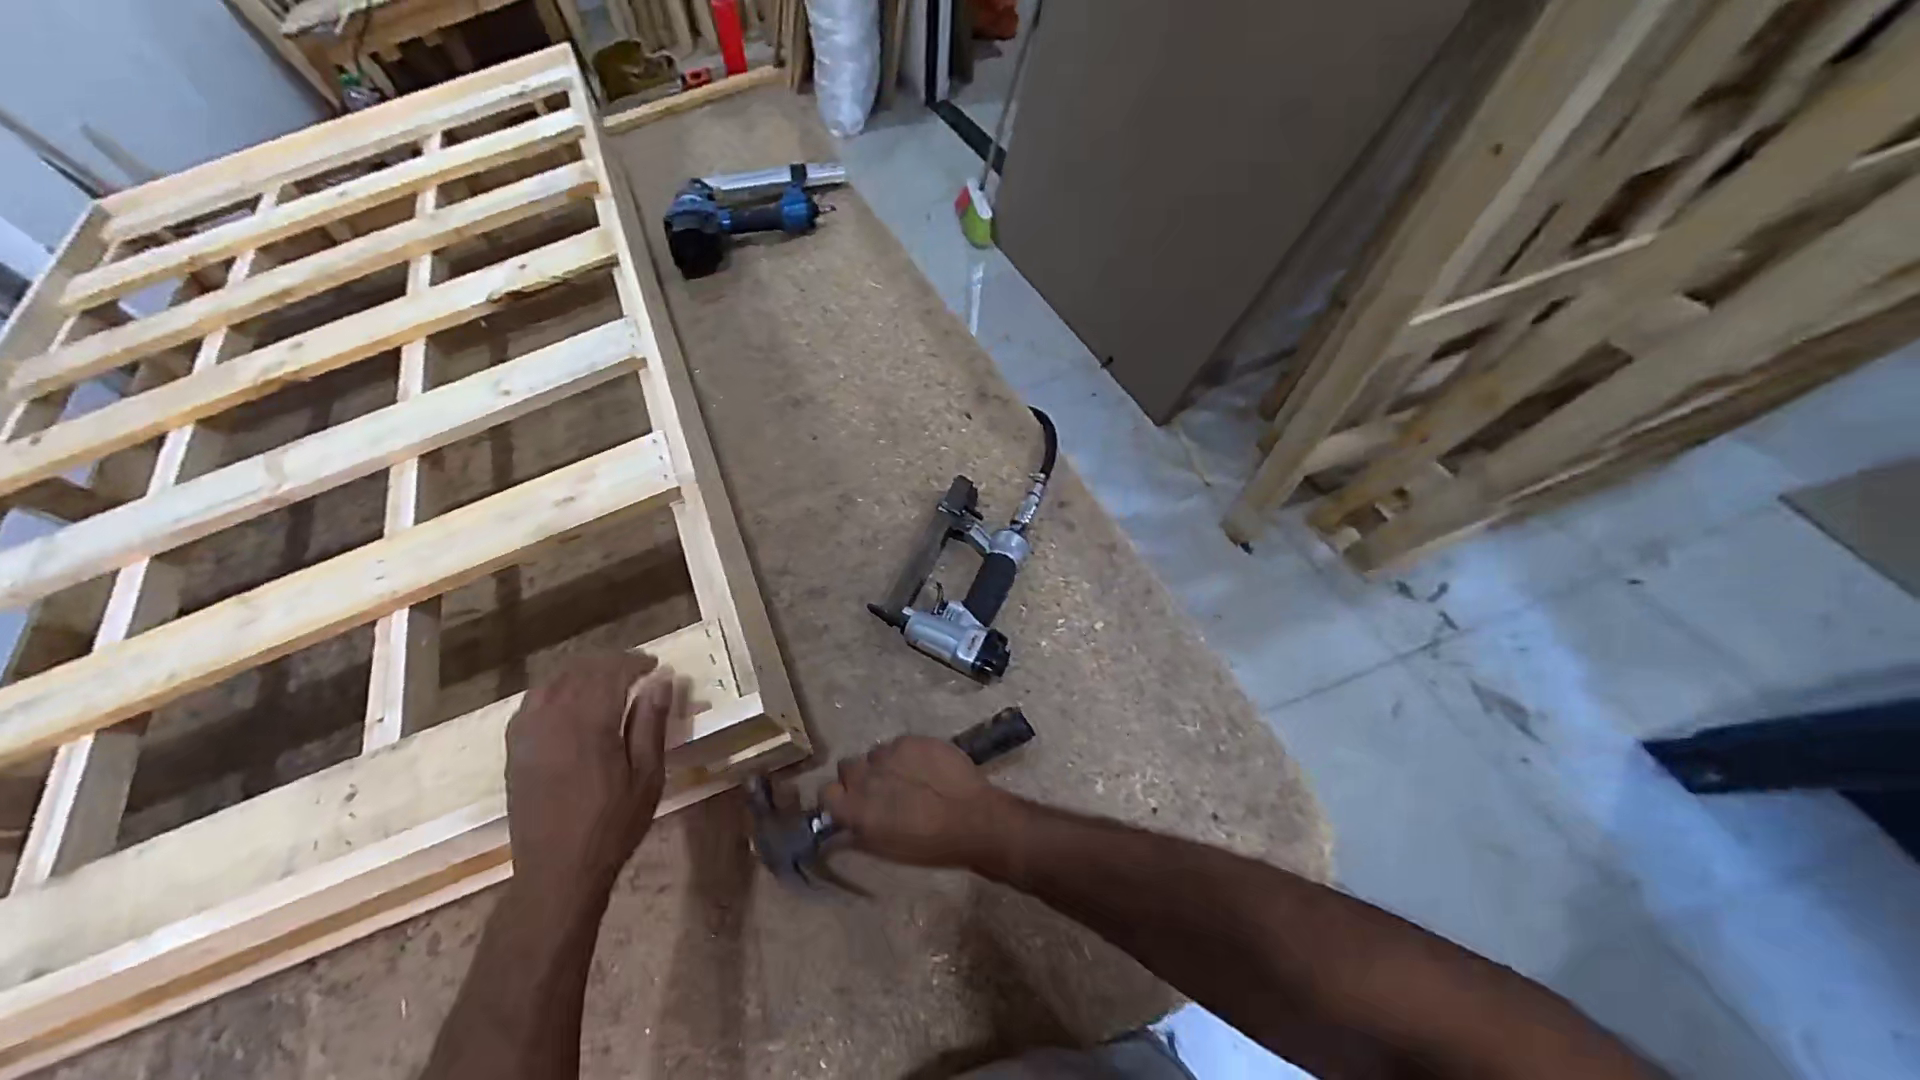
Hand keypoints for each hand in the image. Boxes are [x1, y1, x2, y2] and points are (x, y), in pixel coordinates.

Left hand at [505, 652, 687, 898]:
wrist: (557, 870)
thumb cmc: (612, 824)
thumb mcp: (647, 776)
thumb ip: (651, 723)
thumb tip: (661, 681)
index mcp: (589, 725)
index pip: (611, 673)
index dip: (634, 662)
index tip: (654, 664)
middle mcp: (553, 720)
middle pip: (580, 671)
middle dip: (610, 662)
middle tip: (635, 668)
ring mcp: (527, 734)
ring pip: (553, 682)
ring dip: (581, 672)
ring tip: (605, 679)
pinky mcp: (514, 750)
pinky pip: (531, 703)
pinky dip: (554, 690)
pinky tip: (568, 700)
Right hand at [820, 736, 1019, 868]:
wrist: (973, 818)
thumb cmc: (929, 844)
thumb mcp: (885, 848)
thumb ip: (858, 829)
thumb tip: (844, 823)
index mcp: (854, 808)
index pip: (825, 792)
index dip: (839, 796)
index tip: (852, 801)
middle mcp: (865, 776)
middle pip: (848, 767)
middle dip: (861, 776)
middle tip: (883, 789)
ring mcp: (889, 754)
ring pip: (876, 754)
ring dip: (886, 764)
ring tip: (910, 778)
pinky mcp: (912, 740)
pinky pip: (901, 744)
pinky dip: (909, 754)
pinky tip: (927, 767)